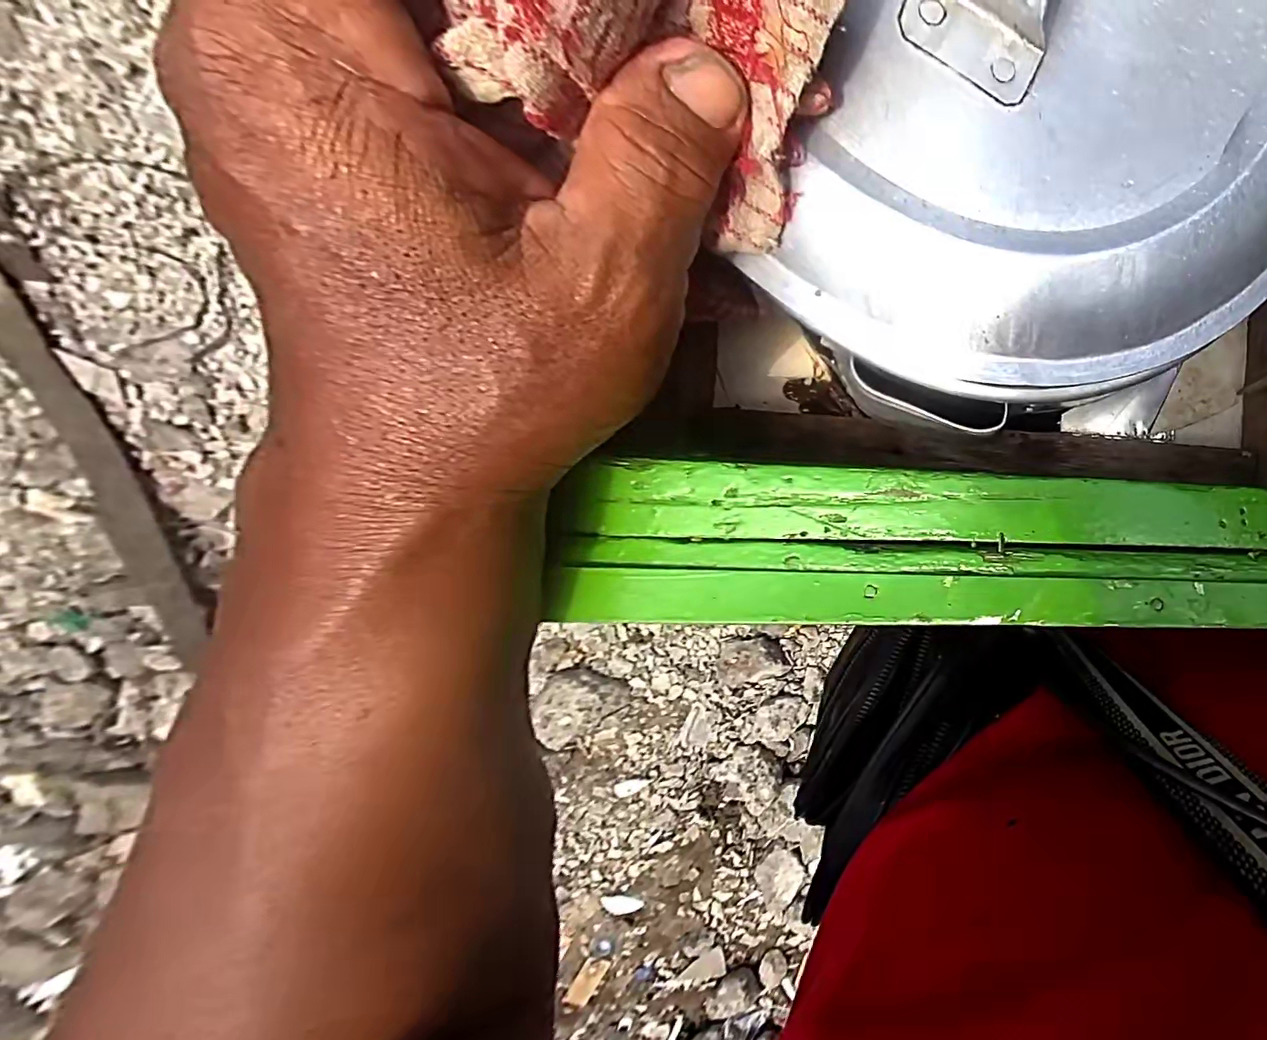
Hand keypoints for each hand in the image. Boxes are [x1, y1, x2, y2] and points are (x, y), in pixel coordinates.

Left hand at [156, 0, 747, 510]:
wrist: (423, 477)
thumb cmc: (494, 393)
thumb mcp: (602, 280)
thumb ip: (657, 162)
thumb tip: (710, 70)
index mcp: (300, 49)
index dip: (588, 4)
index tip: (666, 29)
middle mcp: (269, 45)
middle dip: (588, 27)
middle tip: (676, 63)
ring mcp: (301, 93)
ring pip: (464, 31)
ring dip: (574, 67)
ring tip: (660, 110)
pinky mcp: (348, 142)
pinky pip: (457, 81)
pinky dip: (544, 106)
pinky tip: (610, 147)